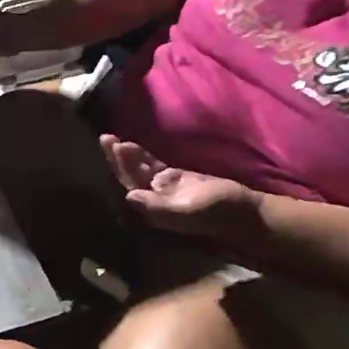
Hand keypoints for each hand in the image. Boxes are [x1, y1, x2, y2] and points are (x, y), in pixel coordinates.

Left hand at [101, 135, 263, 238]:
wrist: (242, 210)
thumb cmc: (216, 211)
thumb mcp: (187, 210)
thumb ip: (158, 206)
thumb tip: (130, 196)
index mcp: (153, 208)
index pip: (131, 184)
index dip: (122, 167)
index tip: (115, 148)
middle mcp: (154, 198)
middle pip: (131, 176)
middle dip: (117, 158)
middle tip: (105, 138)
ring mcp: (164, 188)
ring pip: (140, 169)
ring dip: (128, 155)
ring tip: (113, 139)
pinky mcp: (175, 178)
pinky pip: (153, 165)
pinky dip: (142, 156)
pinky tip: (132, 145)